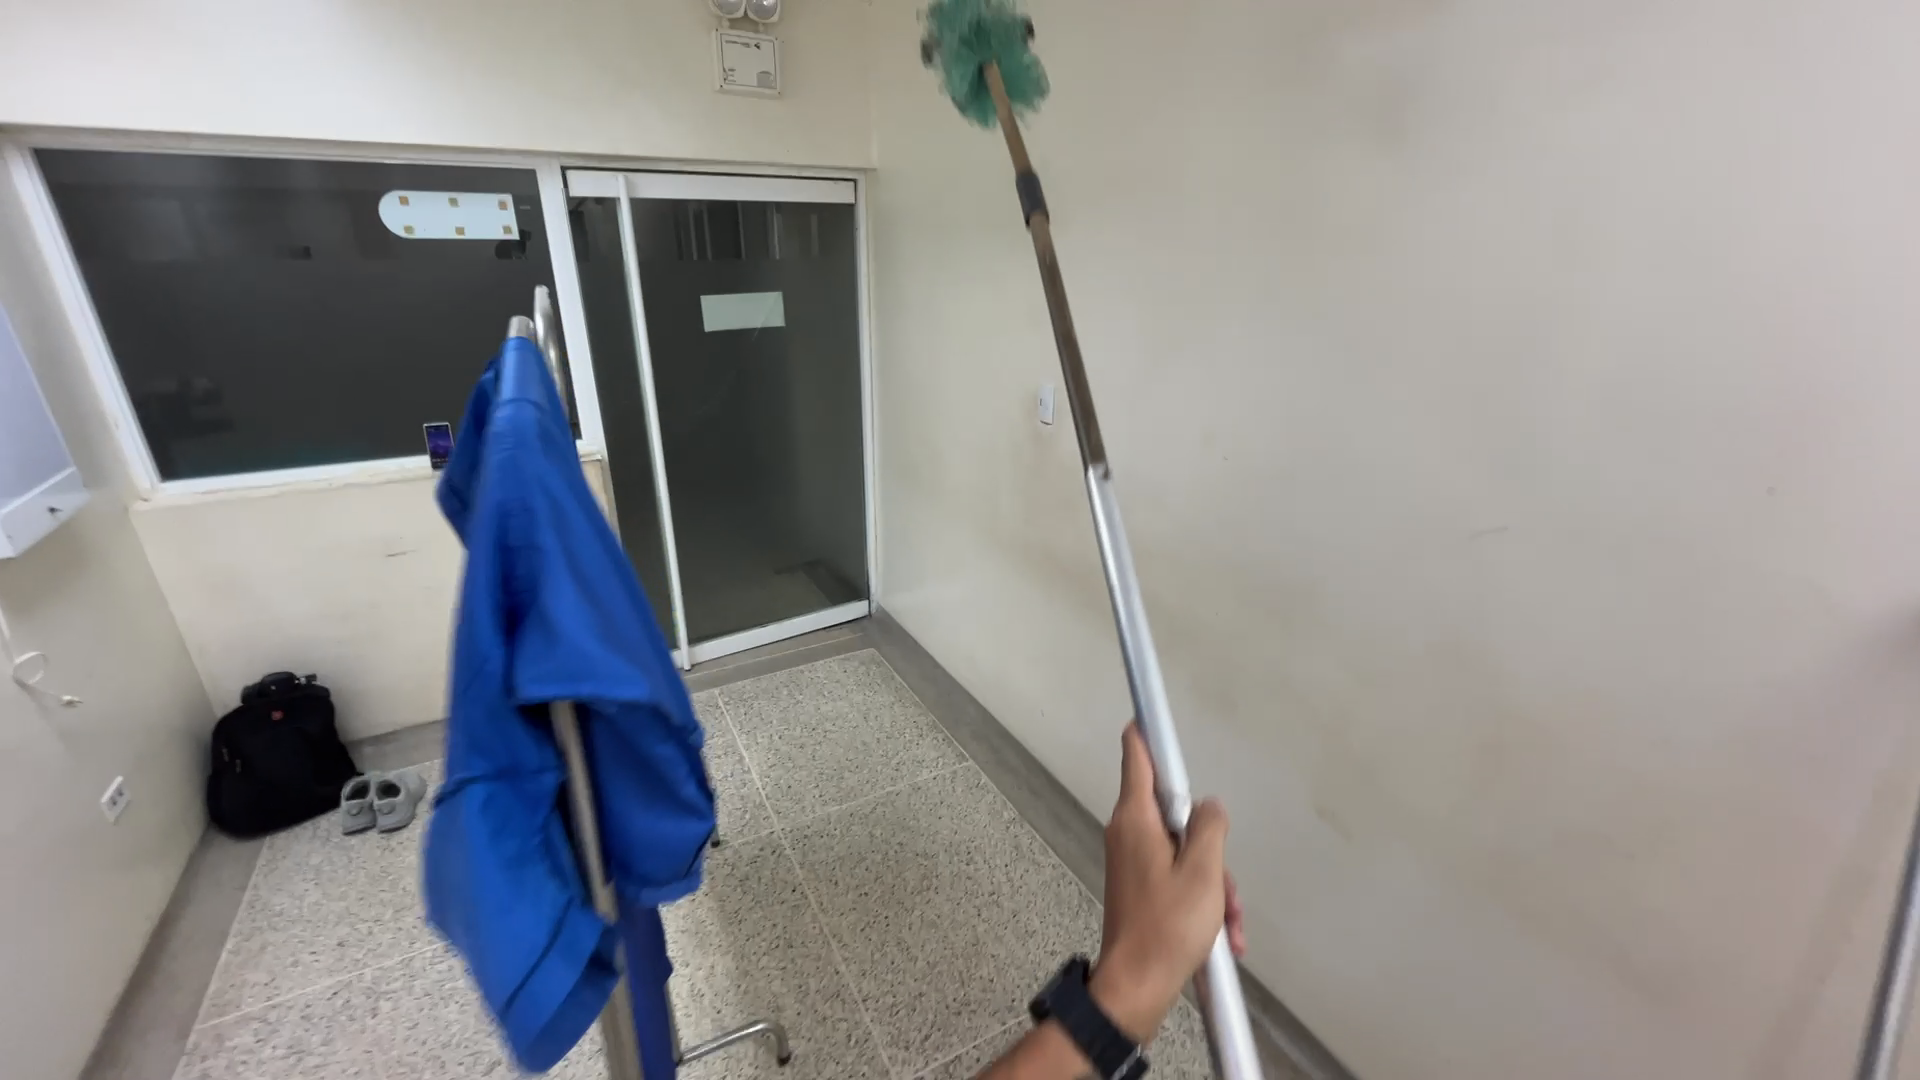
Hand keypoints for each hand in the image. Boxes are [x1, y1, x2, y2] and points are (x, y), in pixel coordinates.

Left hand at [1088, 723, 1242, 1042]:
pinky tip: (1223, 935)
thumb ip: (1210, 828)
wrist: (1136, 986)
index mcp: (1135, 818)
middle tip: (1224, 884)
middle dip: (1210, 845)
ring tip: (1228, 922)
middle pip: (1175, 812)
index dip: (1146, 733)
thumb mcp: (1204, 872)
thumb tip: (1210, 806)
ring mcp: (1132, 858)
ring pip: (1183, 850)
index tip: (1150, 711)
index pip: (1136, 757)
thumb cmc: (1167, 927)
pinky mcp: (1139, 883)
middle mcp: (1128, 831)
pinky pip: (1177, 875)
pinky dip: (1201, 898)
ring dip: (1213, 882)